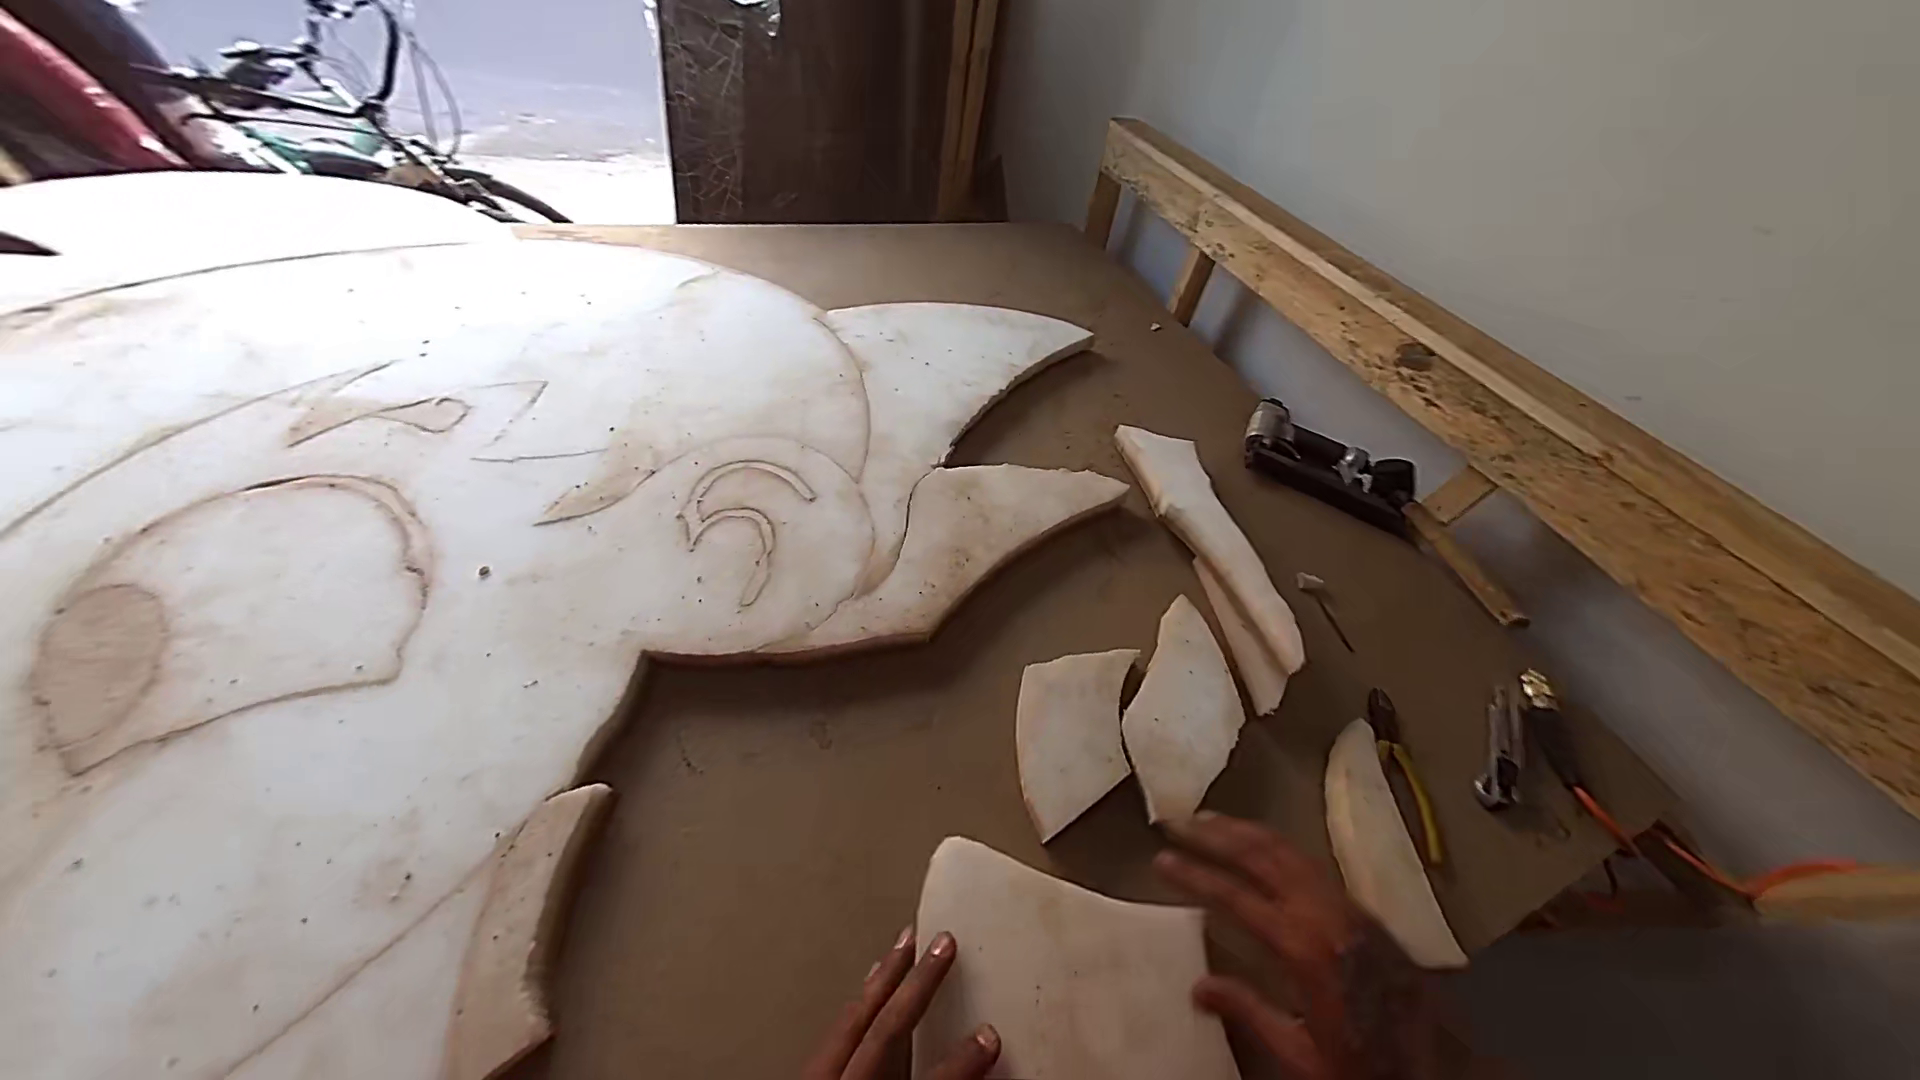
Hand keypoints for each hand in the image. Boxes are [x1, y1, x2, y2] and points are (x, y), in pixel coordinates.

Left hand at [801, 926, 1001, 1079]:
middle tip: (944, 940)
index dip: (962, 1059)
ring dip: (882, 978)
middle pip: (883, 1028)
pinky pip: (834, 1031)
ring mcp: (816, 1076)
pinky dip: (858, 1002)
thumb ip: (937, 1079)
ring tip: (904, 943)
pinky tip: (869, 986)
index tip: (990, 1035)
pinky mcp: (806, 1074)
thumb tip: (979, 1055)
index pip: (927, 1079)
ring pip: (851, 1019)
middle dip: (918, 982)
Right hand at [1155, 812, 1445, 1079]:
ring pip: (1285, 848)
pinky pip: (1306, 860)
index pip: (1235, 896)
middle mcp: (1323, 913)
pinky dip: (1272, 842)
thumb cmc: (1369, 1066)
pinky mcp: (1358, 906)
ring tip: (1207, 819)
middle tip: (1177, 821)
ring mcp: (1344, 904)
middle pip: (1260, 855)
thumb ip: (1248, 1011)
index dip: (1194, 874)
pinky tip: (1255, 842)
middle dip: (1214, 834)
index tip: (1161, 859)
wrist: (1448, 1072)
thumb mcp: (1303, 1055)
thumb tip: (1197, 987)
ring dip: (1242, 829)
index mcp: (1304, 948)